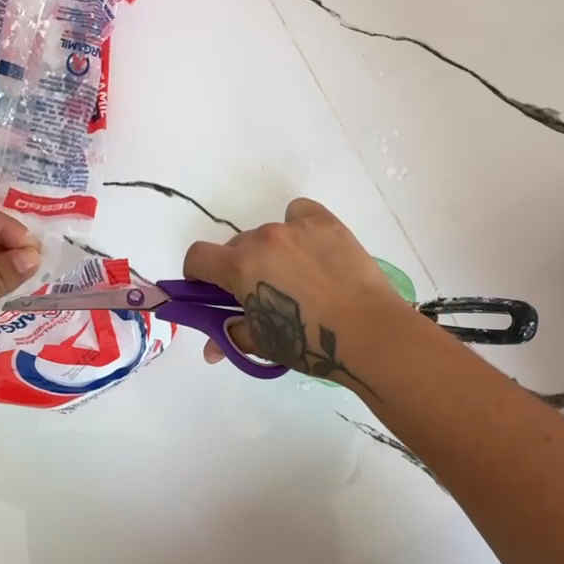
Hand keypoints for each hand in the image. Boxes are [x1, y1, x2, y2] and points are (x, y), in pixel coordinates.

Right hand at [182, 199, 418, 386]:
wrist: (367, 331)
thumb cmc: (308, 342)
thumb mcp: (263, 343)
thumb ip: (230, 336)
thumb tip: (210, 350)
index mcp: (240, 267)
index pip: (198, 256)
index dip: (196, 273)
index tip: (207, 289)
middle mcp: (263, 239)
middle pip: (235, 247)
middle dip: (239, 269)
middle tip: (261, 294)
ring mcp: (295, 227)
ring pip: (267, 234)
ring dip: (270, 253)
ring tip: (297, 279)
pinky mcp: (325, 223)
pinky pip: (298, 213)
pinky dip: (297, 227)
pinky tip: (311, 250)